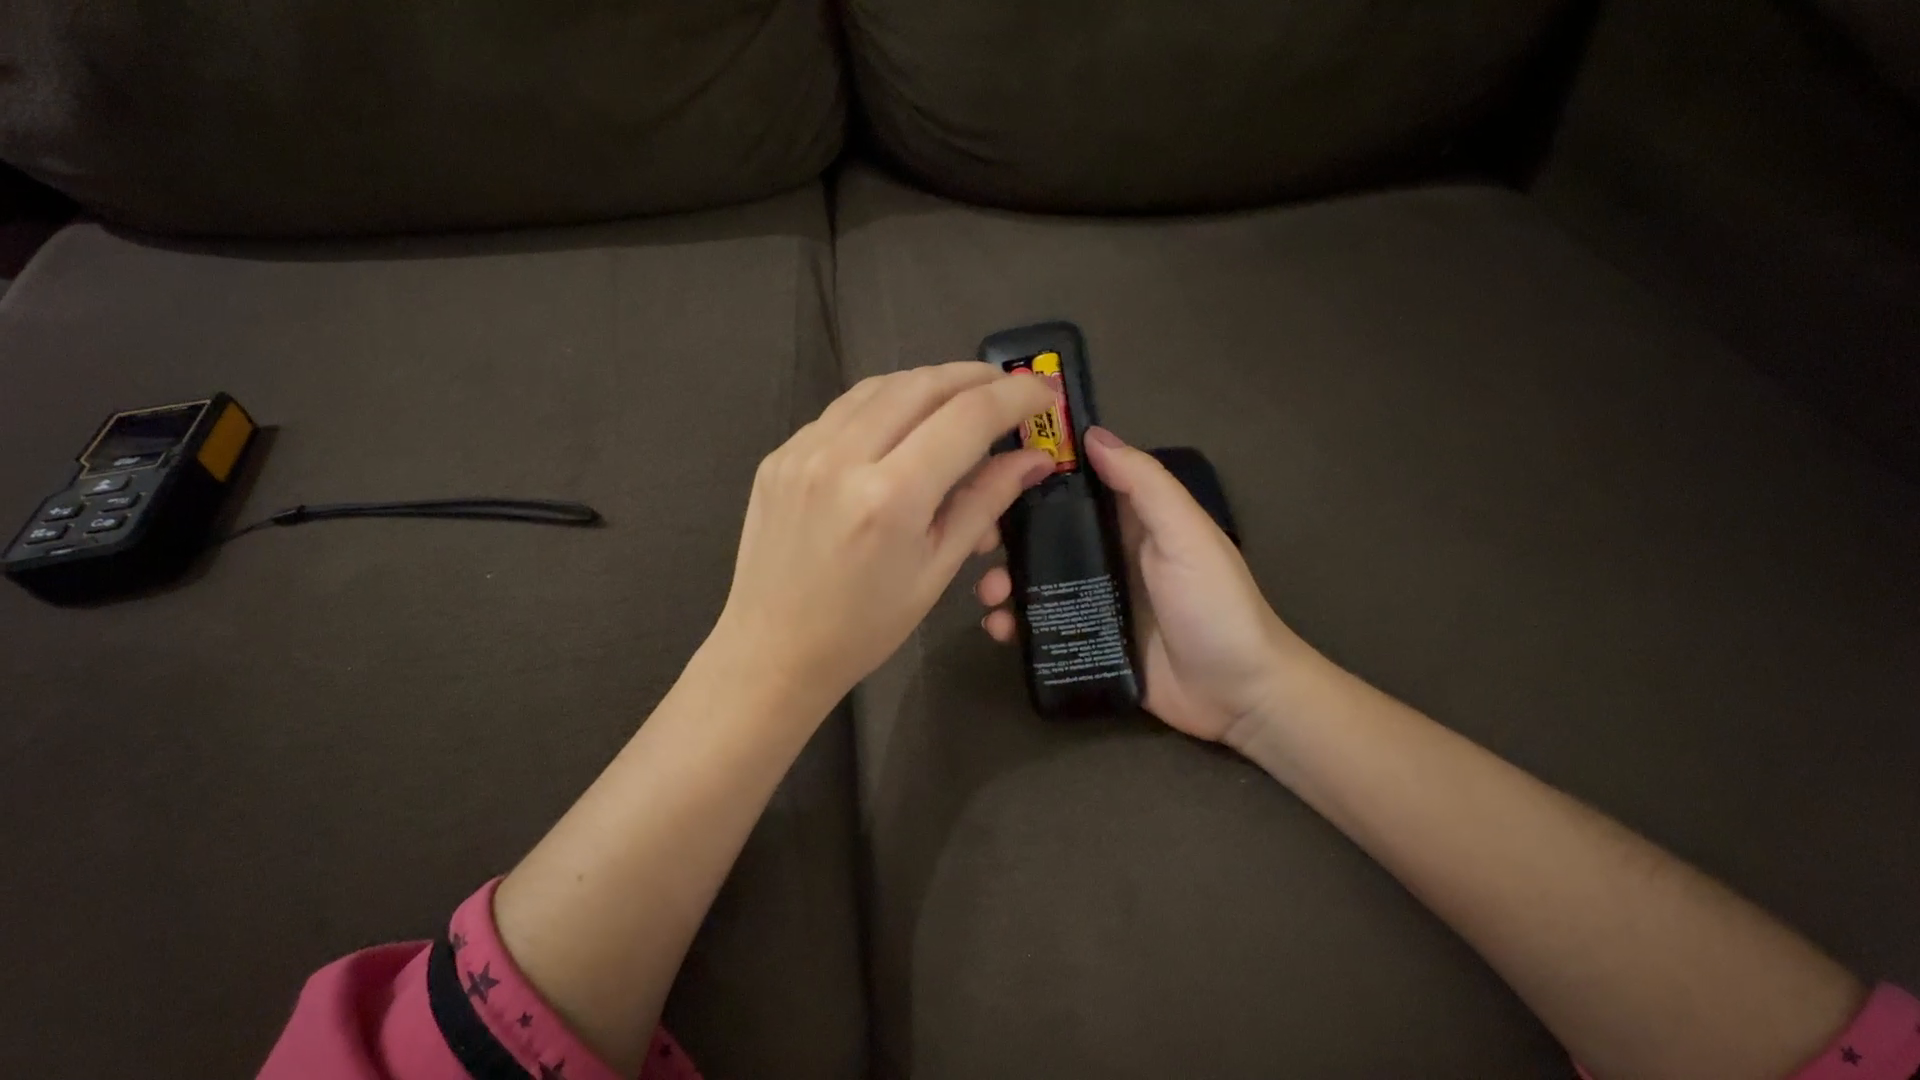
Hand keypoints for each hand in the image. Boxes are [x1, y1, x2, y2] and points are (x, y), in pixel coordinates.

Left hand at [716, 362, 1056, 711]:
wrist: (772, 650)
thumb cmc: (864, 627)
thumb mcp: (936, 571)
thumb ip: (984, 503)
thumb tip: (1033, 459)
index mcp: (891, 497)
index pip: (968, 417)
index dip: (1016, 396)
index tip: (1045, 393)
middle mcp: (843, 457)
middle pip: (923, 384)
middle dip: (975, 377)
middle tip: (1009, 389)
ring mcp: (803, 450)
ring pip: (880, 386)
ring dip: (929, 383)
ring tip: (962, 399)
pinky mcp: (780, 454)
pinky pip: (843, 410)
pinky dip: (884, 404)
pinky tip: (903, 424)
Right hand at [975, 426, 1318, 741]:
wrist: (1237, 695)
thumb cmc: (1215, 604)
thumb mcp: (1185, 535)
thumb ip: (1144, 484)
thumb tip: (1092, 435)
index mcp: (1132, 522)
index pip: (1074, 488)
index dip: (1033, 479)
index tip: (988, 475)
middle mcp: (1107, 556)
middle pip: (1044, 537)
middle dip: (1005, 538)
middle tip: (976, 545)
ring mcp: (1095, 602)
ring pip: (1036, 583)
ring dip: (1005, 583)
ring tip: (988, 596)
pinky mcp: (1087, 643)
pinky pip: (1042, 628)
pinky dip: (1015, 625)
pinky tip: (999, 629)